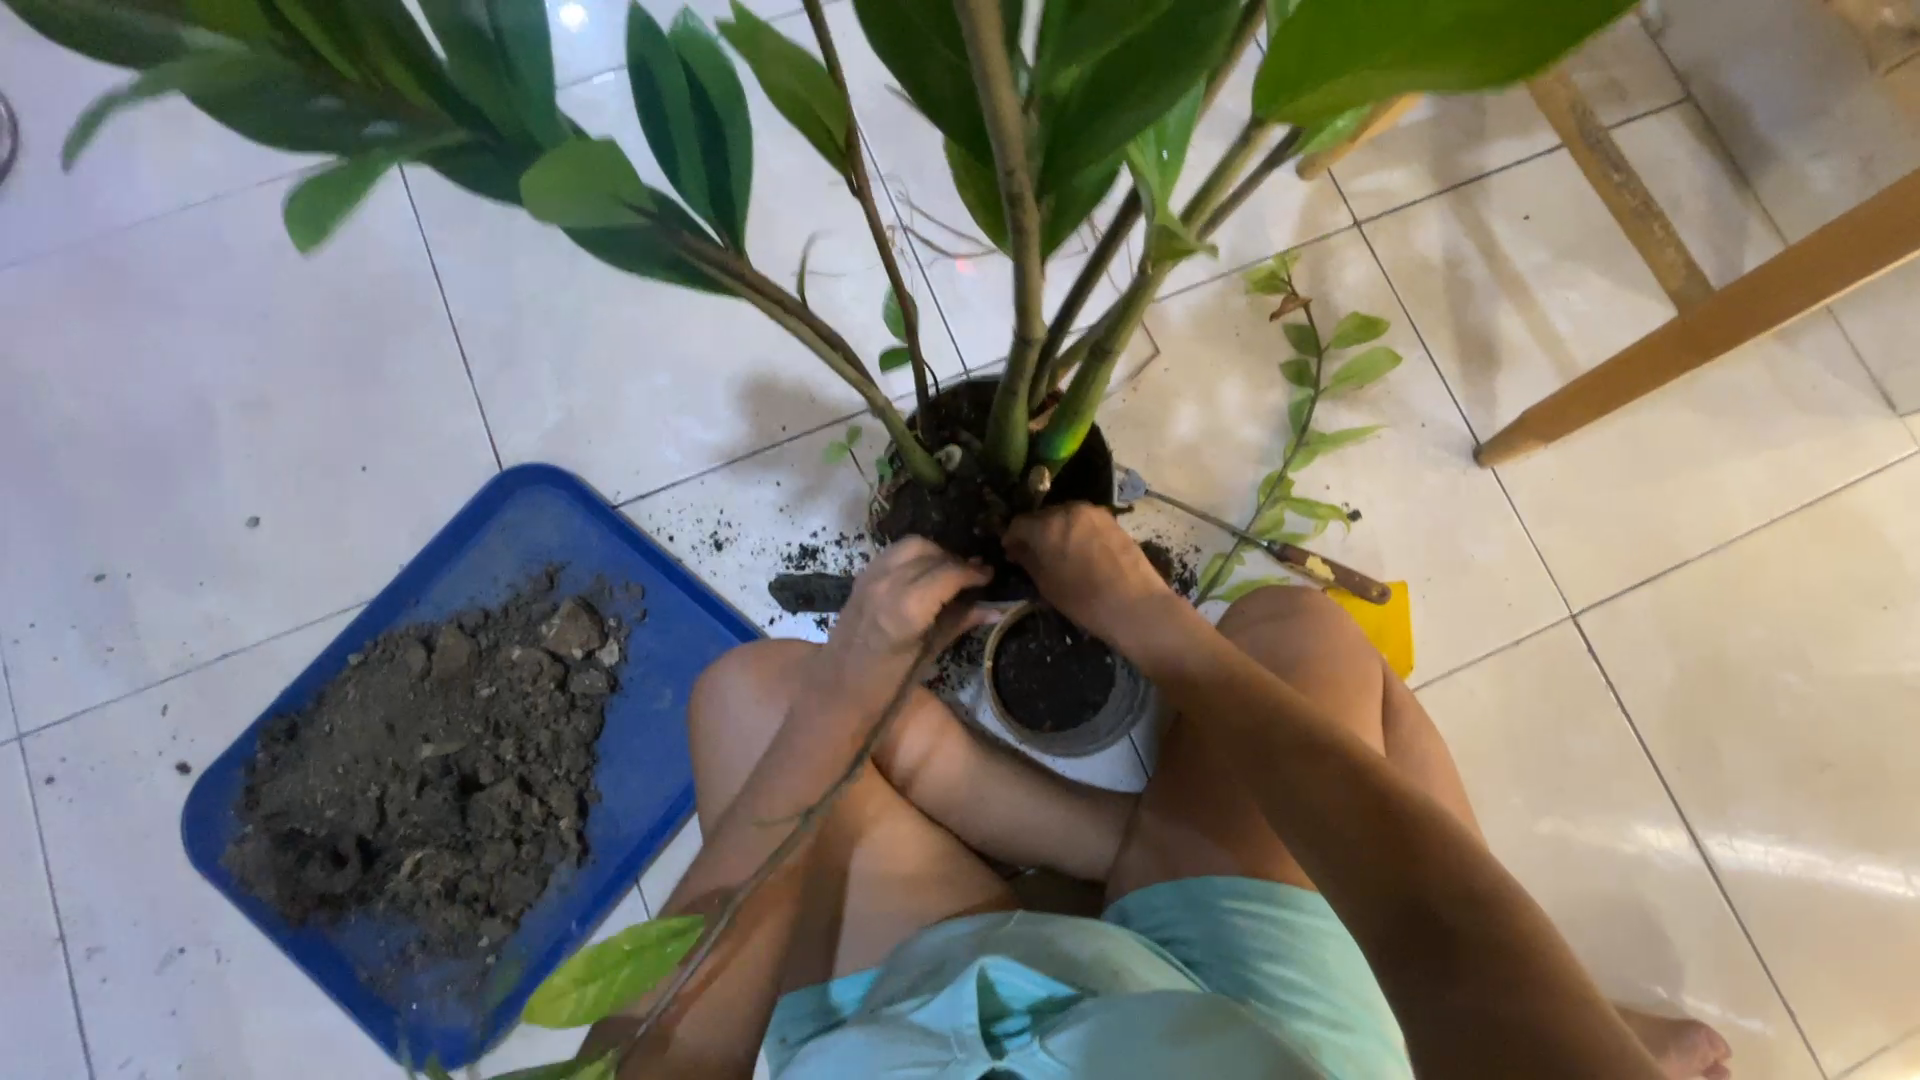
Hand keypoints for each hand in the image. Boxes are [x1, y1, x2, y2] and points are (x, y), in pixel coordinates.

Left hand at [818, 538, 990, 705]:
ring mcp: (870, 576)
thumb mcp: (928, 654)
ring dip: (935, 554)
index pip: (949, 573)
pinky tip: (924, 575)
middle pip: (932, 554)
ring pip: (912, 545)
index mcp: (906, 607)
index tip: (989, 576)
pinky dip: (914, 556)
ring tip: (950, 573)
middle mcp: (887, 583)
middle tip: (973, 577)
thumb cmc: (886, 685)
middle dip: (956, 562)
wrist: (836, 692)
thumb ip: (959, 622)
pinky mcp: (861, 577)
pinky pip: (894, 553)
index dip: (973, 572)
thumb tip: (996, 609)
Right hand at [1003, 503, 1176, 645]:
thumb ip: (1028, 560)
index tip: (1010, 553)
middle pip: (1043, 517)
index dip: (1011, 538)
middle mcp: (1069, 510)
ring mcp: (1093, 513)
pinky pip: (1084, 522)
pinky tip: (1079, 552)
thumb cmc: (1084, 599)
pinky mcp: (1112, 520)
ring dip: (1057, 531)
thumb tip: (1016, 548)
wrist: (1135, 605)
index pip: (1019, 523)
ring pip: (1065, 517)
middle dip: (1035, 533)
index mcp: (1047, 525)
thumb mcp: (1047, 584)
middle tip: (1033, 555)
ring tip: (1058, 554)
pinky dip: (1076, 532)